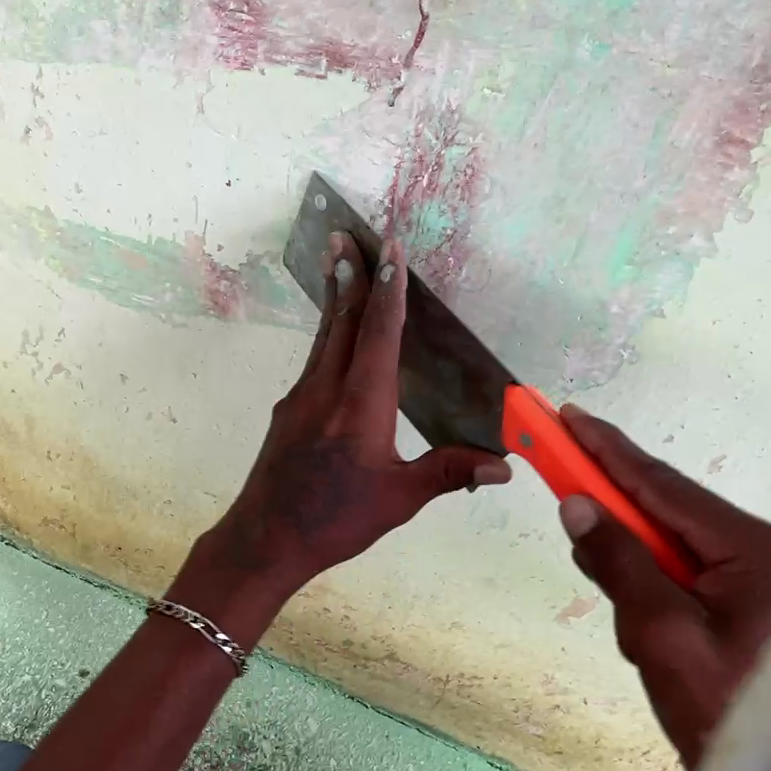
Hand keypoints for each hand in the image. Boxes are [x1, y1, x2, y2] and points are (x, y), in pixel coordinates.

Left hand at [191, 234, 510, 600]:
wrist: (265, 536)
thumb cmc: (336, 519)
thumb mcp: (400, 498)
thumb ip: (449, 473)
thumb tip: (505, 466)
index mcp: (360, 402)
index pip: (378, 333)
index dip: (388, 290)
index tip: (390, 251)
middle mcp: (326, 387)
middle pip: (342, 321)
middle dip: (349, 275)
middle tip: (344, 234)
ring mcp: (301, 396)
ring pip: (324, 338)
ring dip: (336, 300)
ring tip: (339, 266)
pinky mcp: (288, 410)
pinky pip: (314, 360)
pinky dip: (329, 335)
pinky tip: (335, 337)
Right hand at [557, 407, 770, 770]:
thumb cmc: (723, 709)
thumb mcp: (658, 631)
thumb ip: (616, 560)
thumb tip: (576, 505)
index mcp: (759, 552)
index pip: (664, 486)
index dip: (607, 448)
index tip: (565, 415)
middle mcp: (766, 552)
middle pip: (666, 506)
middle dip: (609, 501)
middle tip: (557, 466)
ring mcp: (759, 576)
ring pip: (666, 537)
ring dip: (626, 552)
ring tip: (613, 590)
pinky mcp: (746, 598)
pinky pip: (676, 564)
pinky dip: (642, 574)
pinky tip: (630, 603)